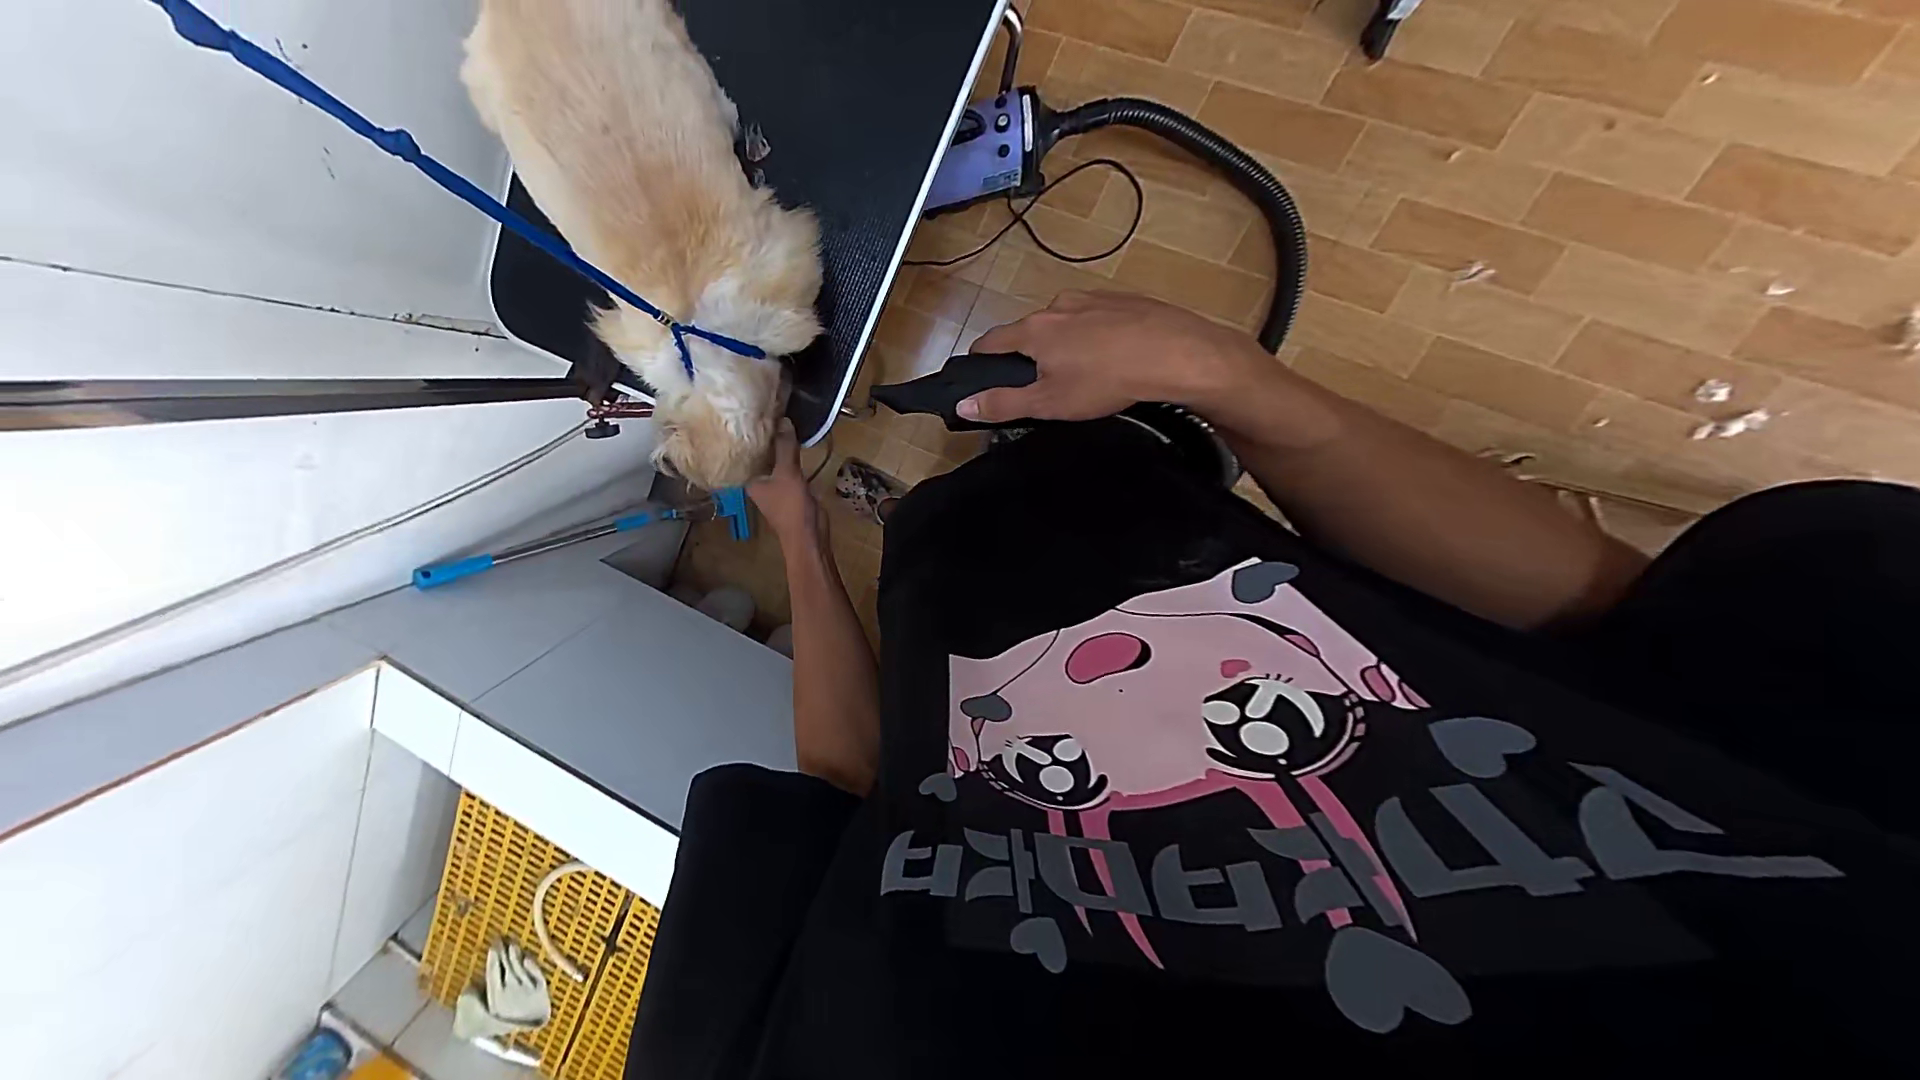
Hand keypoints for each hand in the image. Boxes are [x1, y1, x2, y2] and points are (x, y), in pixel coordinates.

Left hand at [747, 419, 824, 547]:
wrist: (809, 536)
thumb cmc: (791, 507)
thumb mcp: (787, 473)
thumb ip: (785, 447)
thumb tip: (783, 419)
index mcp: (749, 479)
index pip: (745, 452)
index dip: (749, 434)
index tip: (754, 413)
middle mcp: (758, 482)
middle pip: (761, 455)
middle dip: (767, 438)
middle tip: (771, 411)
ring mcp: (775, 487)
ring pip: (776, 461)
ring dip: (781, 447)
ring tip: (785, 421)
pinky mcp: (791, 490)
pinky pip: (789, 468)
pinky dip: (792, 457)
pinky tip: (797, 442)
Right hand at [958, 291, 1280, 424]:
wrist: (1175, 354)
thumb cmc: (1105, 382)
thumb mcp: (1049, 403)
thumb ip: (1003, 403)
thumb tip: (962, 405)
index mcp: (1033, 330)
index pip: (990, 341)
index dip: (980, 360)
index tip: (980, 375)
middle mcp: (1057, 305)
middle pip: (1028, 331)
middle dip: (1027, 355)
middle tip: (1042, 384)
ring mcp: (1091, 297)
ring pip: (1063, 323)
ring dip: (1061, 343)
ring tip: (1082, 372)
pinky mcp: (1122, 298)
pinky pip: (1094, 318)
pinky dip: (1093, 335)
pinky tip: (1111, 356)